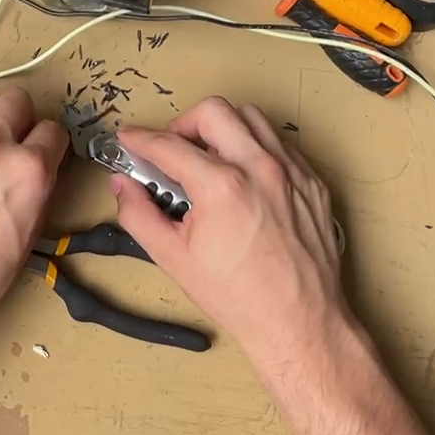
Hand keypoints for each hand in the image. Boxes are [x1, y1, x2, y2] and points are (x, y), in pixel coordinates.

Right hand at [112, 97, 354, 374]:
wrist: (299, 322)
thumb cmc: (239, 296)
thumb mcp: (172, 258)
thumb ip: (137, 214)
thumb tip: (123, 185)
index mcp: (222, 187)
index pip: (169, 144)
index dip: (140, 139)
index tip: (130, 140)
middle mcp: (260, 169)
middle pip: (213, 111)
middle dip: (183, 124)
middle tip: (172, 149)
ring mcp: (292, 172)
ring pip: (251, 117)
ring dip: (222, 128)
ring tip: (208, 158)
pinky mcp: (311, 182)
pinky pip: (278, 142)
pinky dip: (253, 147)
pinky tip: (241, 175)